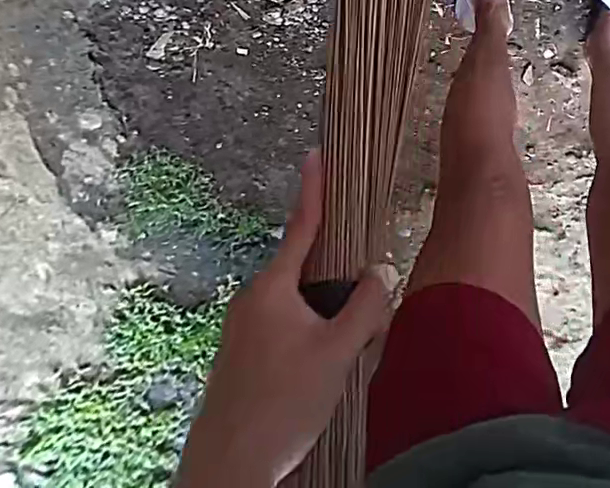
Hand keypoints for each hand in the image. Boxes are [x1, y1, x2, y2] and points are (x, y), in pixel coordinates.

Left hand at [175, 151, 396, 487]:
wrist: (226, 472)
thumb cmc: (281, 406)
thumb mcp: (336, 354)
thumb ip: (366, 307)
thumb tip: (383, 272)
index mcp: (273, 288)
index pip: (301, 226)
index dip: (312, 188)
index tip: (315, 153)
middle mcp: (254, 299)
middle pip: (306, 271)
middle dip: (336, 281)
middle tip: (362, 314)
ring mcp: (244, 328)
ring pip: (297, 303)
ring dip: (324, 316)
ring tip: (343, 354)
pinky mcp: (241, 354)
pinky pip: (284, 326)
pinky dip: (308, 334)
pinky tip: (320, 371)